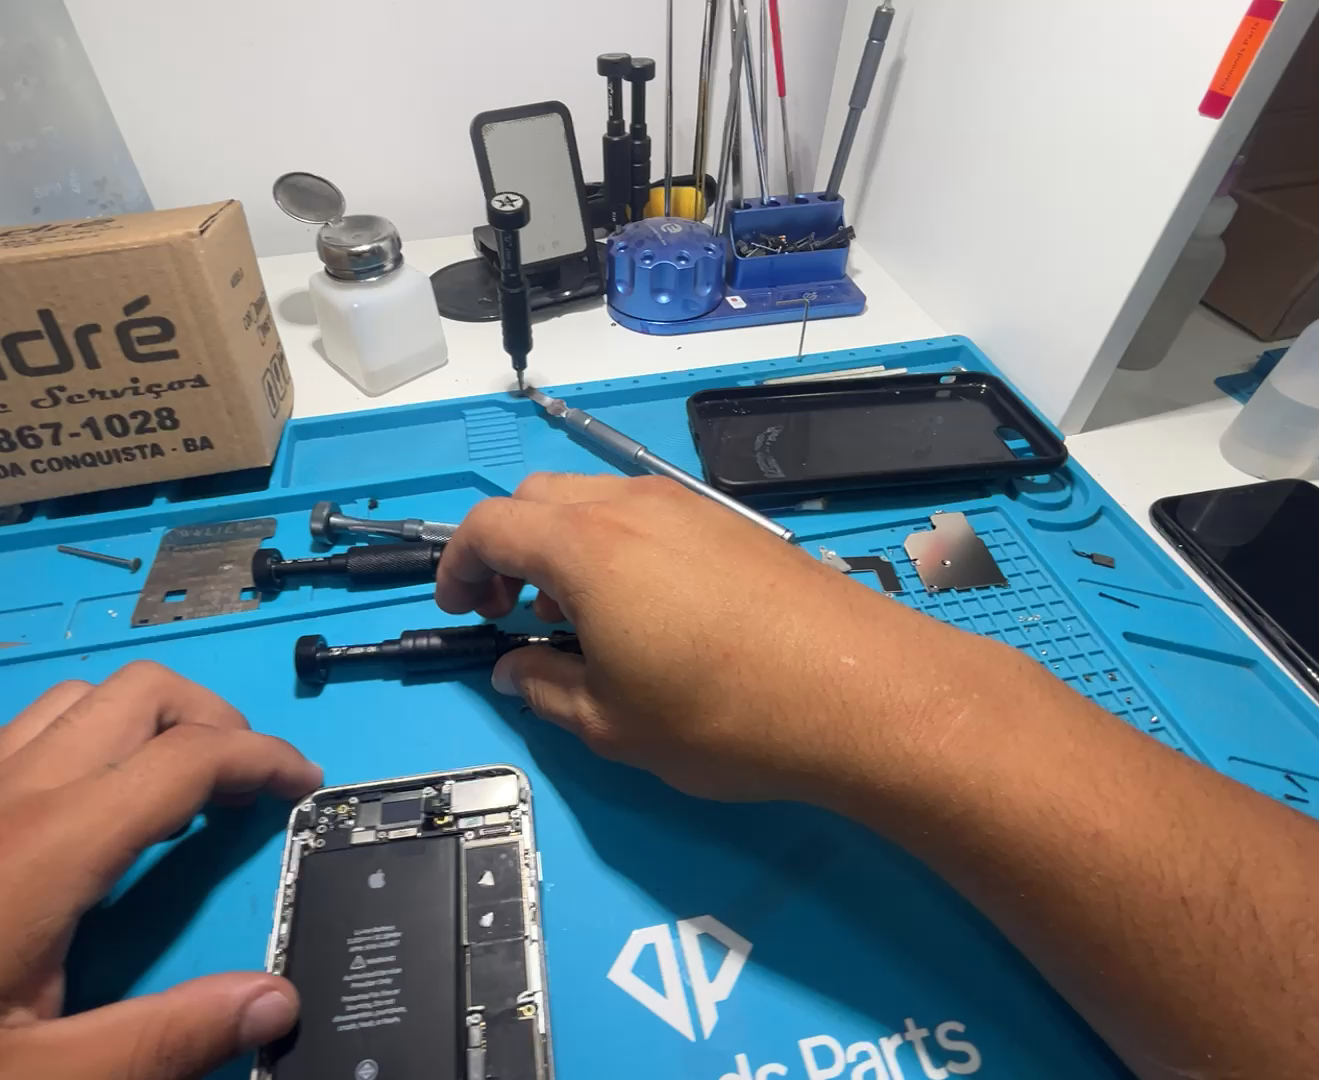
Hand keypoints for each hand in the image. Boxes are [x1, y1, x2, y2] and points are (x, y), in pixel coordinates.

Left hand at [0, 661, 321, 1079]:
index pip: (193, 758)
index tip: (305, 784)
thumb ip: (164, 1041)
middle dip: (218, 719)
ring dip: (153, 719)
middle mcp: (14, 793)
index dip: (267, 759)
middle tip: (245, 782)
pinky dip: (93, 737)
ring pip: (86, 698)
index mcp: (51, 846)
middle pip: (145, 693)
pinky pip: (35, 731)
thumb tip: (275, 1003)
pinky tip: (86, 807)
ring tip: (177, 783)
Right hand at [436, 474, 1054, 805]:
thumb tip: (514, 669)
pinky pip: (643, 514)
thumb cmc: (722, 714)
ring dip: (561, 544)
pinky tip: (644, 605)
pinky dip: (612, 545)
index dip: (457, 563)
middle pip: (537, 499)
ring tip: (579, 612)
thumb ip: (544, 688)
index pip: (488, 524)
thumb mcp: (612, 722)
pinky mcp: (728, 523)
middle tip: (515, 610)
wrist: (861, 692)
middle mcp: (631, 506)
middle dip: (506, 547)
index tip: (462, 609)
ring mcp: (686, 507)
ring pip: (592, 500)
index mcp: (585, 546)